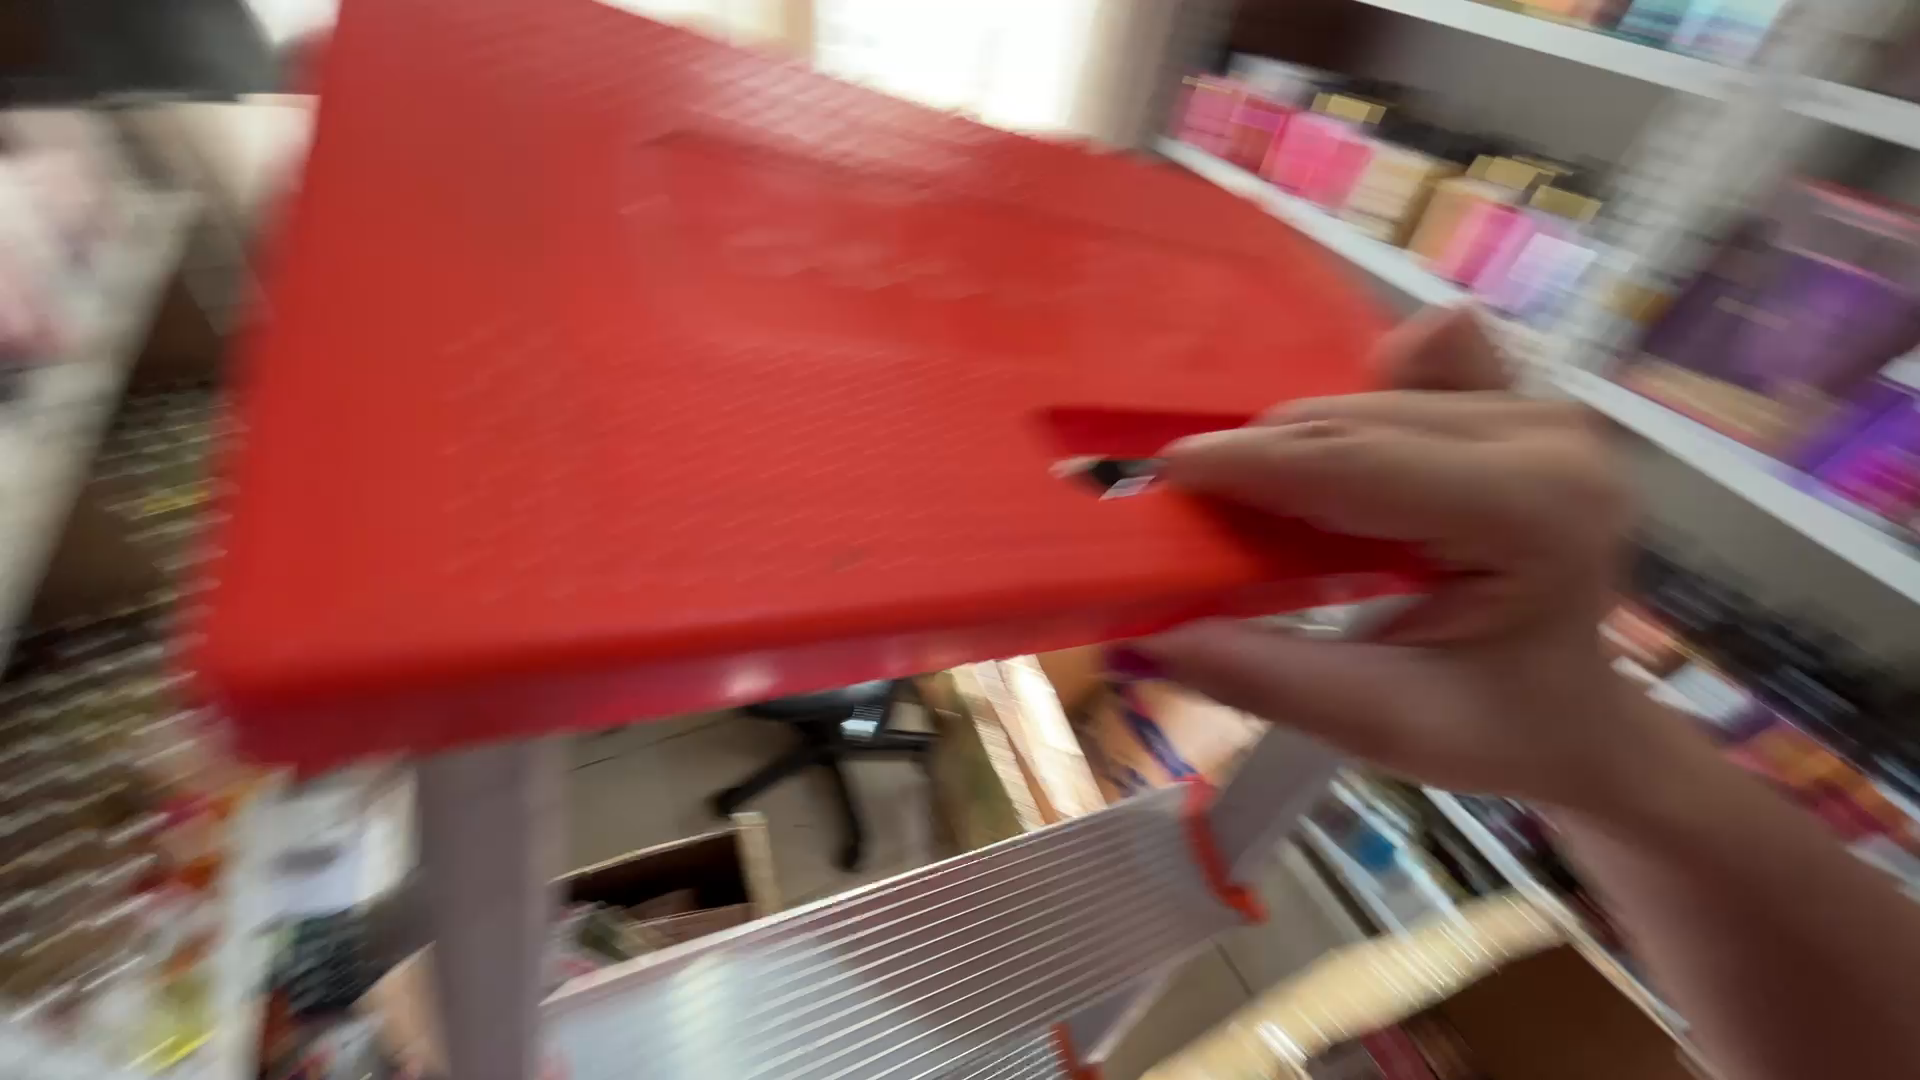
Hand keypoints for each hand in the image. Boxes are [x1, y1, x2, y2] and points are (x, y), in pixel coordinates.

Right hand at [1134, 307, 1648, 811]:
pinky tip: (1300, 468)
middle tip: (1184, 514)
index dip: (1245, 461)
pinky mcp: (1506, 404)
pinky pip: (1384, 389)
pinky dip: (1323, 427)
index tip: (1159, 477)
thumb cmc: (1499, 728)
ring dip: (1280, 450)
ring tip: (1237, 510)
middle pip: (1346, 420)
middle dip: (1252, 458)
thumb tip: (1144, 639)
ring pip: (1353, 402)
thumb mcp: (1381, 724)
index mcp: (1535, 513)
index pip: (1354, 461)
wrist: (1583, 715)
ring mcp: (1529, 408)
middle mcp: (1542, 435)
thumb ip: (1266, 678)